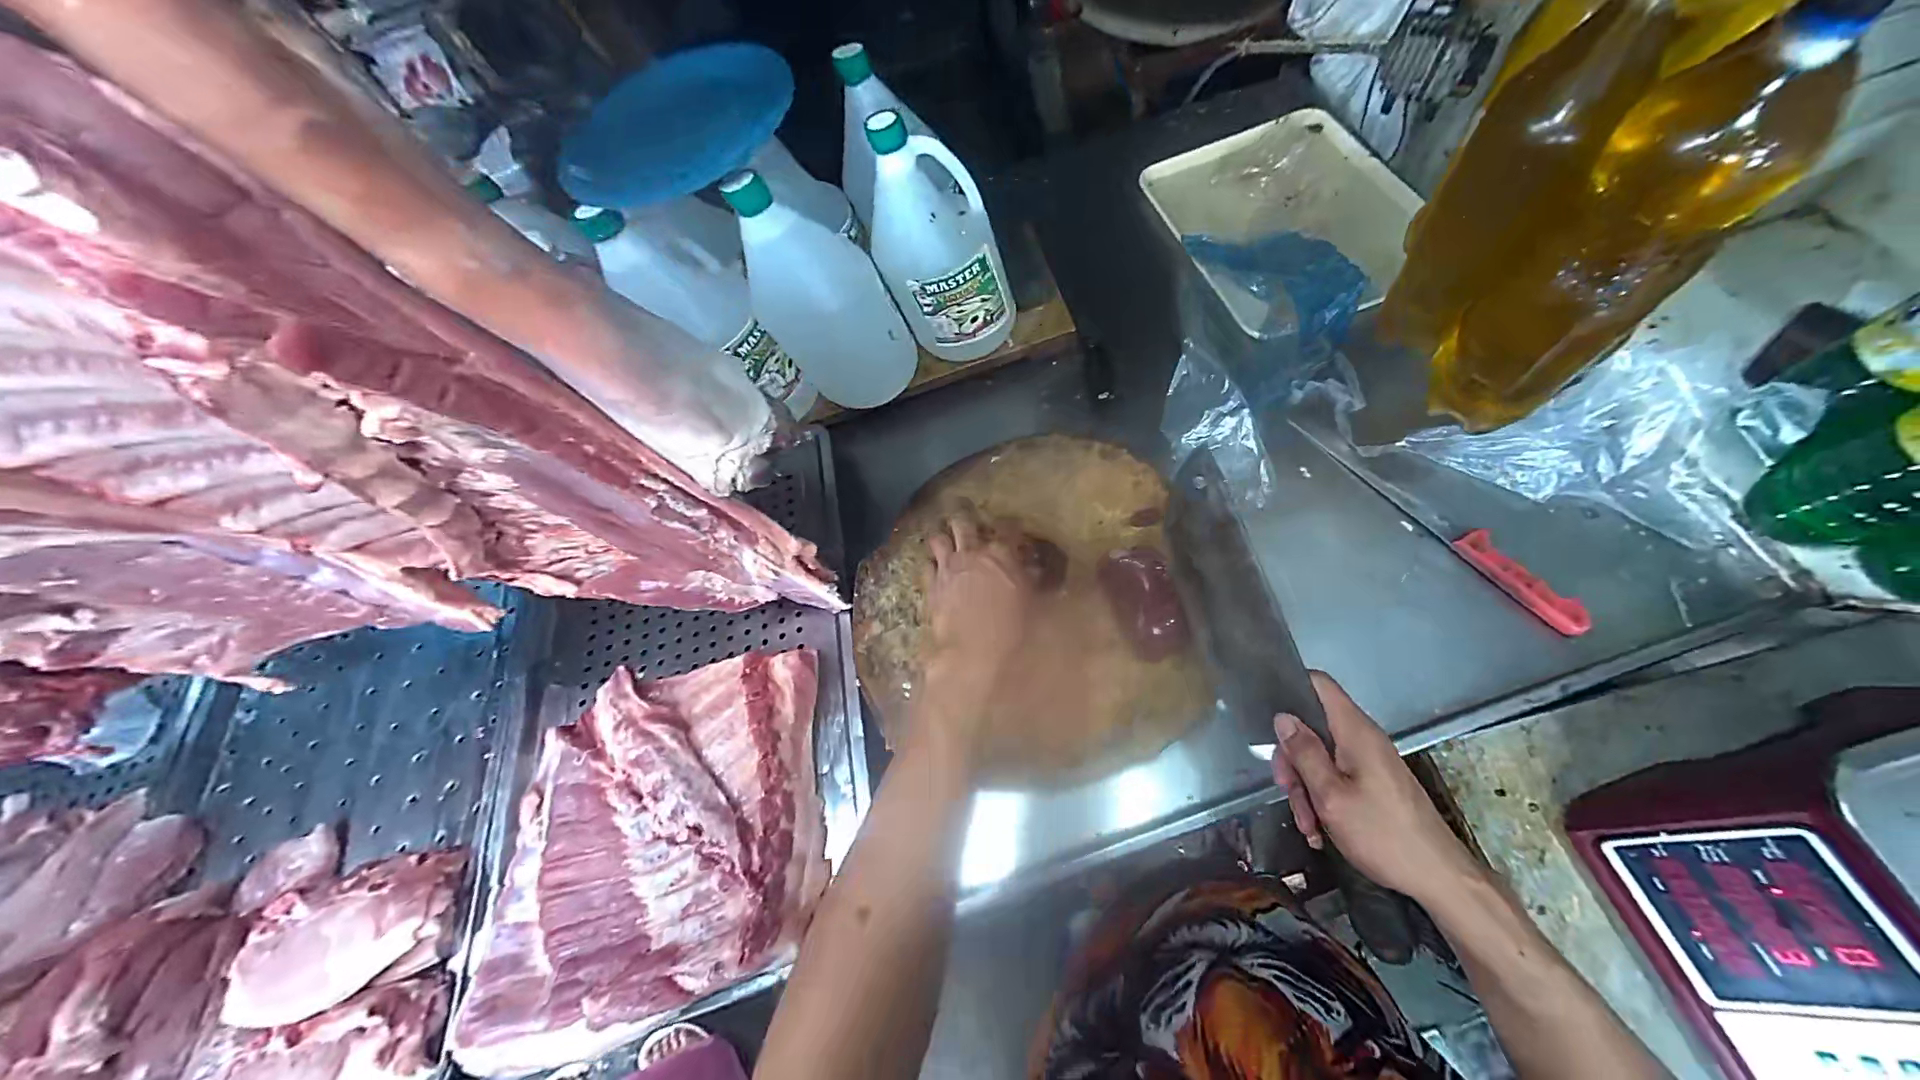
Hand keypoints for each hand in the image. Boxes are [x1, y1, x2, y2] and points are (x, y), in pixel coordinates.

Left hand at [917, 510, 1035, 737]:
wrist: (974, 653)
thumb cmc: (1013, 630)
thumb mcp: (1033, 604)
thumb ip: (1032, 582)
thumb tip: (1034, 571)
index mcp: (1002, 555)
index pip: (1008, 528)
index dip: (1011, 526)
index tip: (1013, 528)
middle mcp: (972, 554)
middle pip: (965, 524)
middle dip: (965, 520)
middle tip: (967, 521)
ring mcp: (948, 568)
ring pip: (938, 539)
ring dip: (942, 537)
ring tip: (944, 538)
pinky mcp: (931, 585)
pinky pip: (926, 564)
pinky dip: (930, 563)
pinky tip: (933, 566)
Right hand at [1270, 672, 1483, 903]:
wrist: (1440, 879)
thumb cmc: (1382, 834)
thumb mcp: (1330, 795)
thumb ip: (1305, 753)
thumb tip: (1283, 717)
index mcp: (1355, 732)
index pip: (1320, 684)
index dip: (1291, 686)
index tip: (1267, 710)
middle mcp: (1363, 739)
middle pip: (1312, 727)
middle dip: (1292, 757)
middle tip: (1286, 789)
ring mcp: (1369, 762)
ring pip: (1320, 757)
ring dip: (1305, 787)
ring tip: (1308, 823)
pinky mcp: (1373, 783)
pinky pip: (1336, 778)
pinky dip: (1322, 799)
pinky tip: (1320, 829)